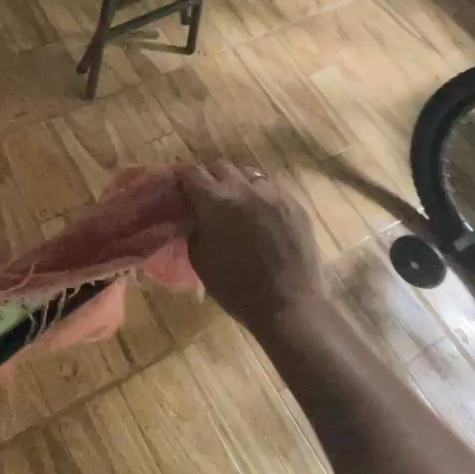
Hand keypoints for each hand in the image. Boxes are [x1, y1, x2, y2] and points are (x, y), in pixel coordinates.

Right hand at [178, 161, 322, 329]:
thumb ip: (194, 227)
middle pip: (221, 166)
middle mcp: (244, 189)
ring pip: (250, 175)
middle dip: (211, 177)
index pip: (191, 172)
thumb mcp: (200, 259)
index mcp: (216, 201)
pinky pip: (272, 191)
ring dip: (239, 185)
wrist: (288, 307)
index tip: (178, 183)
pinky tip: (263, 220)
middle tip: (208, 197)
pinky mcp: (296, 206)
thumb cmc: (236, 288)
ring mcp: (274, 195)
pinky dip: (262, 199)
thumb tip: (194, 214)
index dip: (182, 175)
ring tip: (239, 205)